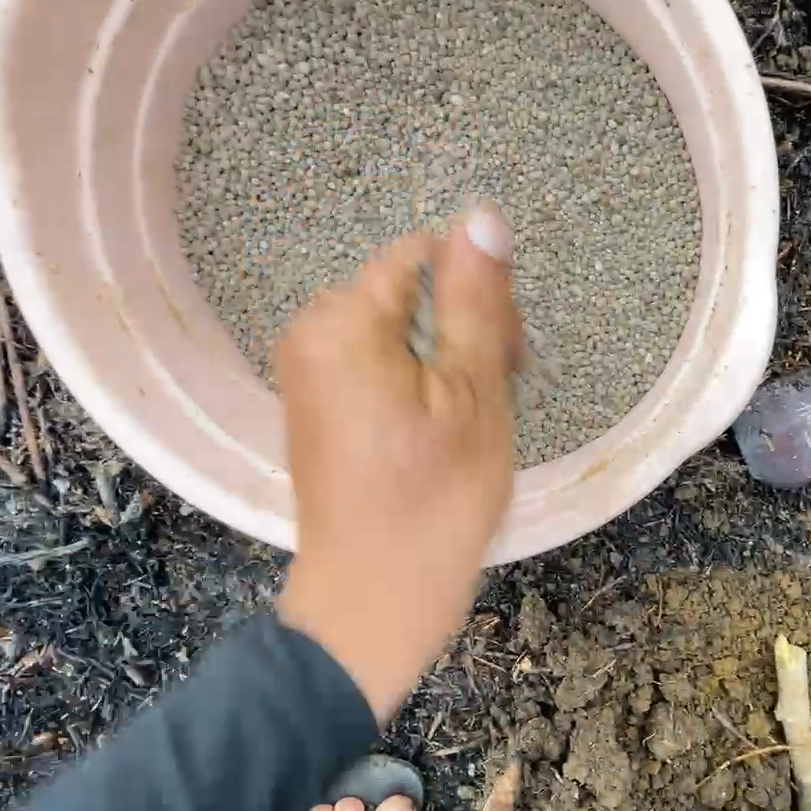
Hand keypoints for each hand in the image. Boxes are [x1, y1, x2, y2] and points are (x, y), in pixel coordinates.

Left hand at [275, 205, 519, 718]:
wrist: (378, 595)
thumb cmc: (437, 495)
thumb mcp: (475, 390)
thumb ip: (478, 299)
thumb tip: (482, 214)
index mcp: (343, 321)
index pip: (424, 258)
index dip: (477, 298)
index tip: (504, 357)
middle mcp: (309, 335)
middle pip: (408, 294)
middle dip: (462, 331)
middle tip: (494, 397)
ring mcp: (306, 375)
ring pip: (398, 334)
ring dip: (446, 362)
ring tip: (471, 423)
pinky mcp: (316, 410)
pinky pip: (376, 368)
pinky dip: (417, 387)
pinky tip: (440, 433)